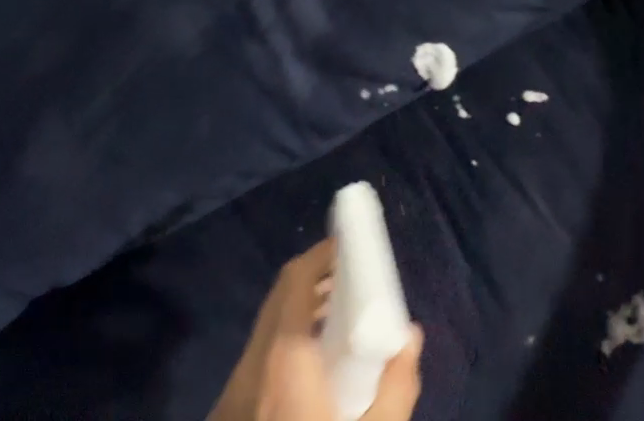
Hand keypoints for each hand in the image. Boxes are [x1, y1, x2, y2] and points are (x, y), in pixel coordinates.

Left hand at [209, 240, 423, 420]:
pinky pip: (262, 345)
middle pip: (280, 294)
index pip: (296, 281)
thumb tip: (411, 335)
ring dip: (300, 302)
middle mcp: (256, 359)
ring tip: (340, 305)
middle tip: (352, 271)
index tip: (348, 240)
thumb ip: (397, 387)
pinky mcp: (232, 402)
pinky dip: (289, 330)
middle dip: (315, 274)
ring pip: (267, 320)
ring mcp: (238, 381)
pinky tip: (315, 351)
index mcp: (288, 358)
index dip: (321, 254)